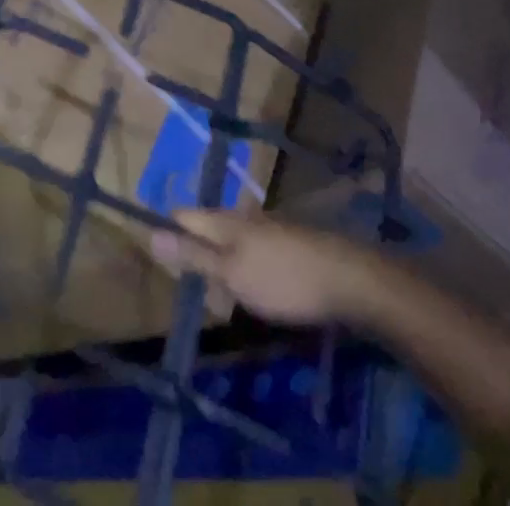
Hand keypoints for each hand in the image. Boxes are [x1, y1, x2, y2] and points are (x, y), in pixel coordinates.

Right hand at [148, 211, 380, 325]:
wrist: (360, 283)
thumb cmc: (285, 280)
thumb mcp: (230, 274)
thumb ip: (192, 256)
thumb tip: (149, 234)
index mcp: (224, 221)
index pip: (182, 216)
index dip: (170, 234)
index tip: (170, 262)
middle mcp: (247, 217)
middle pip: (210, 228)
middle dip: (201, 252)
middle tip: (203, 286)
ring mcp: (277, 229)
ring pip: (239, 240)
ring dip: (230, 261)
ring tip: (235, 292)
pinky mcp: (301, 244)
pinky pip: (265, 250)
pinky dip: (257, 266)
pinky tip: (270, 288)